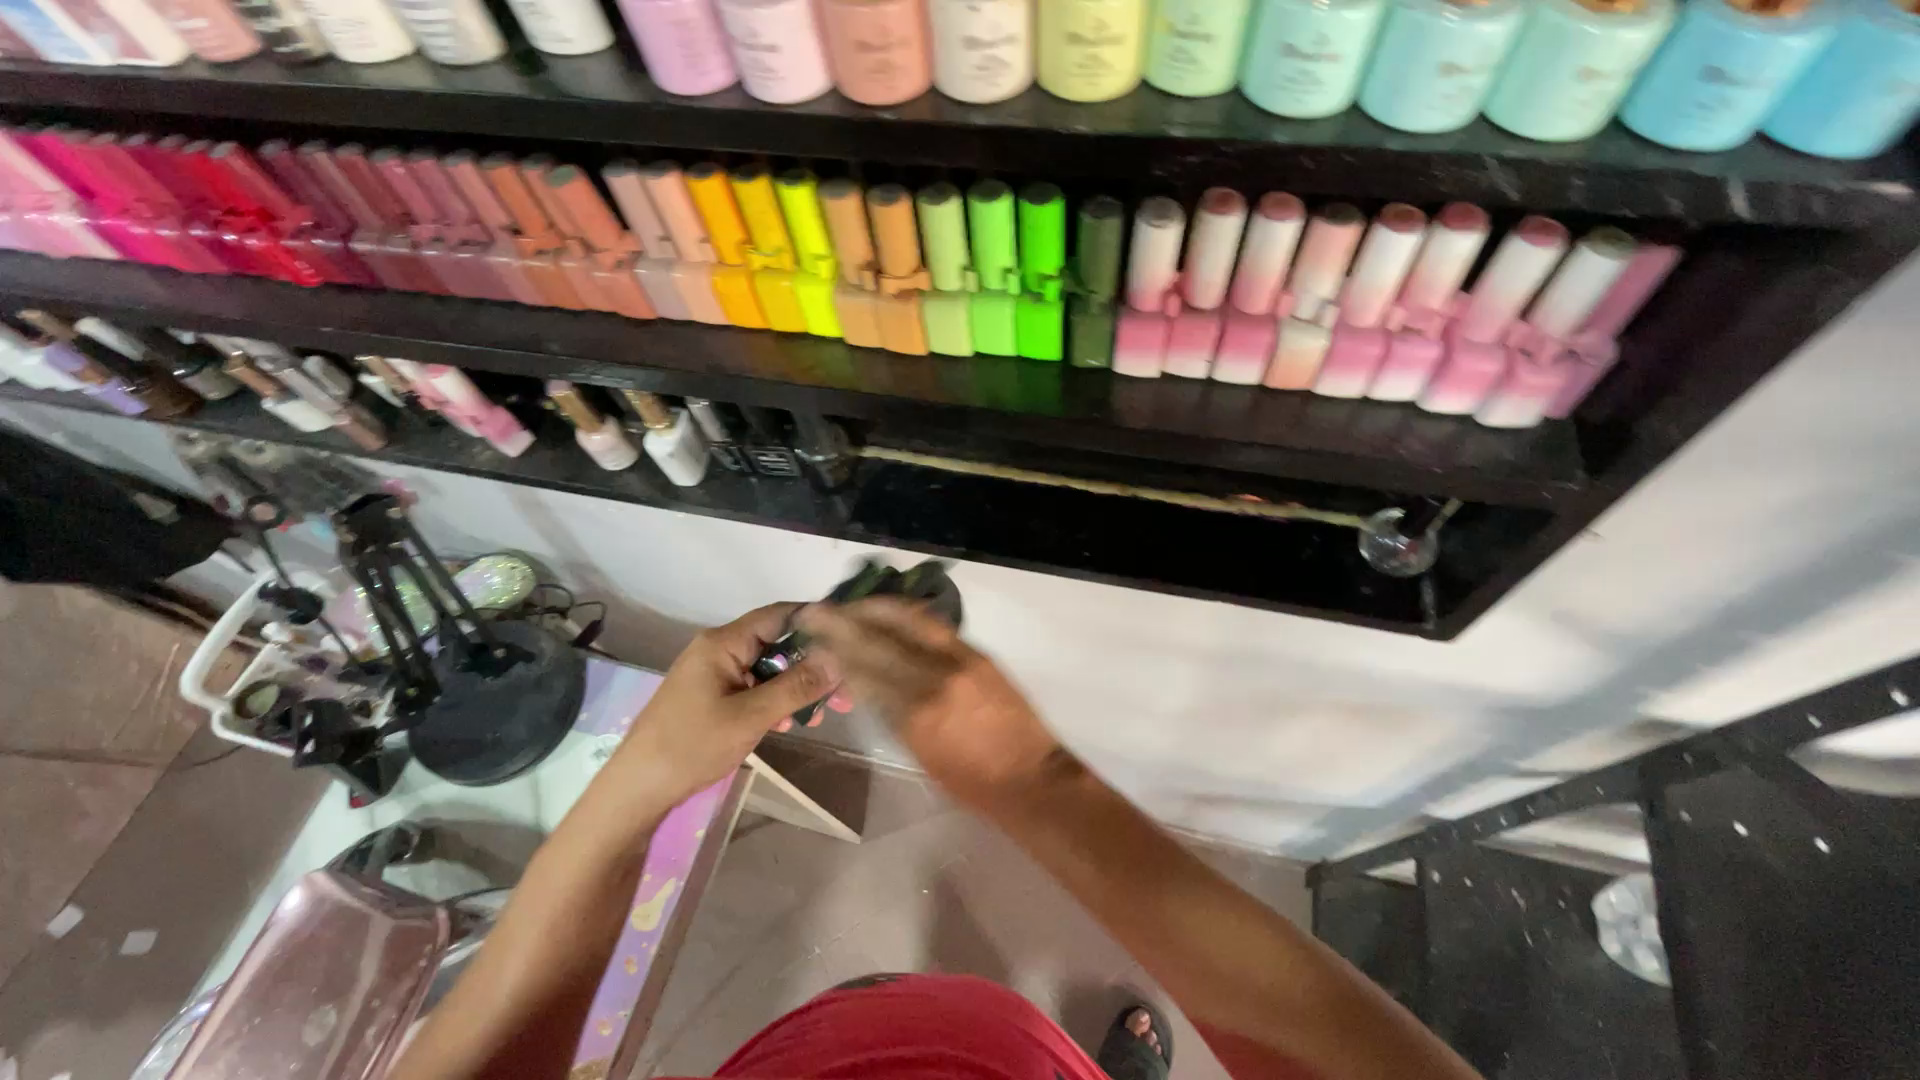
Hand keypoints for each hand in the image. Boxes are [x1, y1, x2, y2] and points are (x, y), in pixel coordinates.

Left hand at [609, 602, 837, 809]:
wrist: (639, 787)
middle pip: (777, 643)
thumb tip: (838, 658)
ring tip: (824, 712)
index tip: (851, 639)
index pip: (779, 615)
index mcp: (723, 643)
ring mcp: (714, 672)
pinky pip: (754, 686)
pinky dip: (775, 699)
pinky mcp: (711, 695)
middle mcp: (719, 648)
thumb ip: (796, 686)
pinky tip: (789, 722)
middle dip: (812, 664)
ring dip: (796, 685)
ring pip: (768, 668)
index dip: (816, 622)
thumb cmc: (692, 746)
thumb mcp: (751, 717)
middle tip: (845, 691)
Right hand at [797, 598, 1073, 810]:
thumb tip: (865, 684)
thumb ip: (891, 715)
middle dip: (842, 623)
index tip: (812, 640)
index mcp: (916, 713)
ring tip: (851, 604)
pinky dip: (907, 615)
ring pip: (909, 621)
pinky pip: (935, 626)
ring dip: (875, 609)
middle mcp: (935, 678)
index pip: (863, 671)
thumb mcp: (919, 754)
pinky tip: (892, 613)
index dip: (833, 653)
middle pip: (879, 640)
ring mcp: (960, 661)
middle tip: (816, 612)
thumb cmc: (971, 782)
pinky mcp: (978, 655)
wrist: (1029, 776)